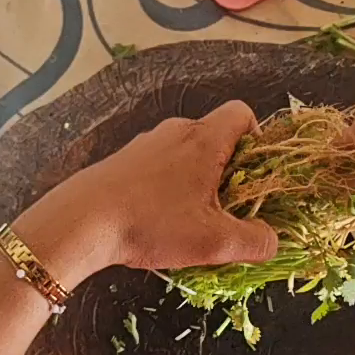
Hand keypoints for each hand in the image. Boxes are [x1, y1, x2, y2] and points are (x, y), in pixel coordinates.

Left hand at [13, 101, 278, 286]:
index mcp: (203, 139)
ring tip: (189, 220)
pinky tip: (156, 221)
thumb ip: (254, 241)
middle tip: (226, 209)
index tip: (256, 176)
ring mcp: (144, 144)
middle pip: (215, 137)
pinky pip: (157, 167)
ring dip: (195, 182)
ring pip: (184, 154)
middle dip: (228, 171)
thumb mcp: (213, 241)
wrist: (81, 222)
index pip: (242, 113)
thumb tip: (272, 241)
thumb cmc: (152, 223)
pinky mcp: (121, 161)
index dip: (258, 139)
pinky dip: (166, 188)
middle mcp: (175, 131)